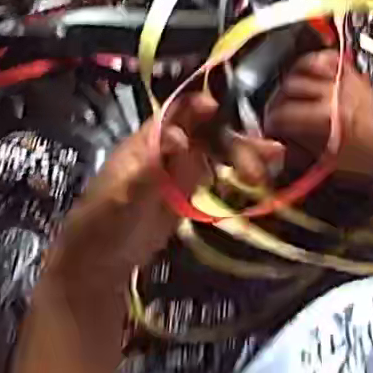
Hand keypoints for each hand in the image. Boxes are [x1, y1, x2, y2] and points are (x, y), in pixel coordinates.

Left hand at [48, 89, 282, 290]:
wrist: (98, 266)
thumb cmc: (101, 223)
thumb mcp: (120, 196)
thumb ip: (151, 167)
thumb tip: (179, 136)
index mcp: (147, 140)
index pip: (177, 112)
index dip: (198, 106)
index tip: (220, 108)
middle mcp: (168, 147)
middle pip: (206, 130)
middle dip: (233, 134)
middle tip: (263, 145)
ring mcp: (180, 168)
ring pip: (217, 150)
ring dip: (243, 150)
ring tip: (274, 155)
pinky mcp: (189, 190)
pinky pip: (217, 172)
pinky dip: (239, 169)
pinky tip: (262, 169)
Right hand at [265, 49, 372, 178]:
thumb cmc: (367, 158)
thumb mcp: (331, 160)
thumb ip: (303, 145)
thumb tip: (282, 137)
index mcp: (327, 118)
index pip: (287, 113)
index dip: (272, 121)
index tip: (267, 127)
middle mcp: (333, 93)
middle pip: (291, 86)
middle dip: (277, 99)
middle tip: (274, 109)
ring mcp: (344, 79)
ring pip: (306, 66)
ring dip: (291, 77)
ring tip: (287, 89)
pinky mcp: (353, 73)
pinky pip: (328, 58)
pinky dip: (314, 61)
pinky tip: (308, 71)